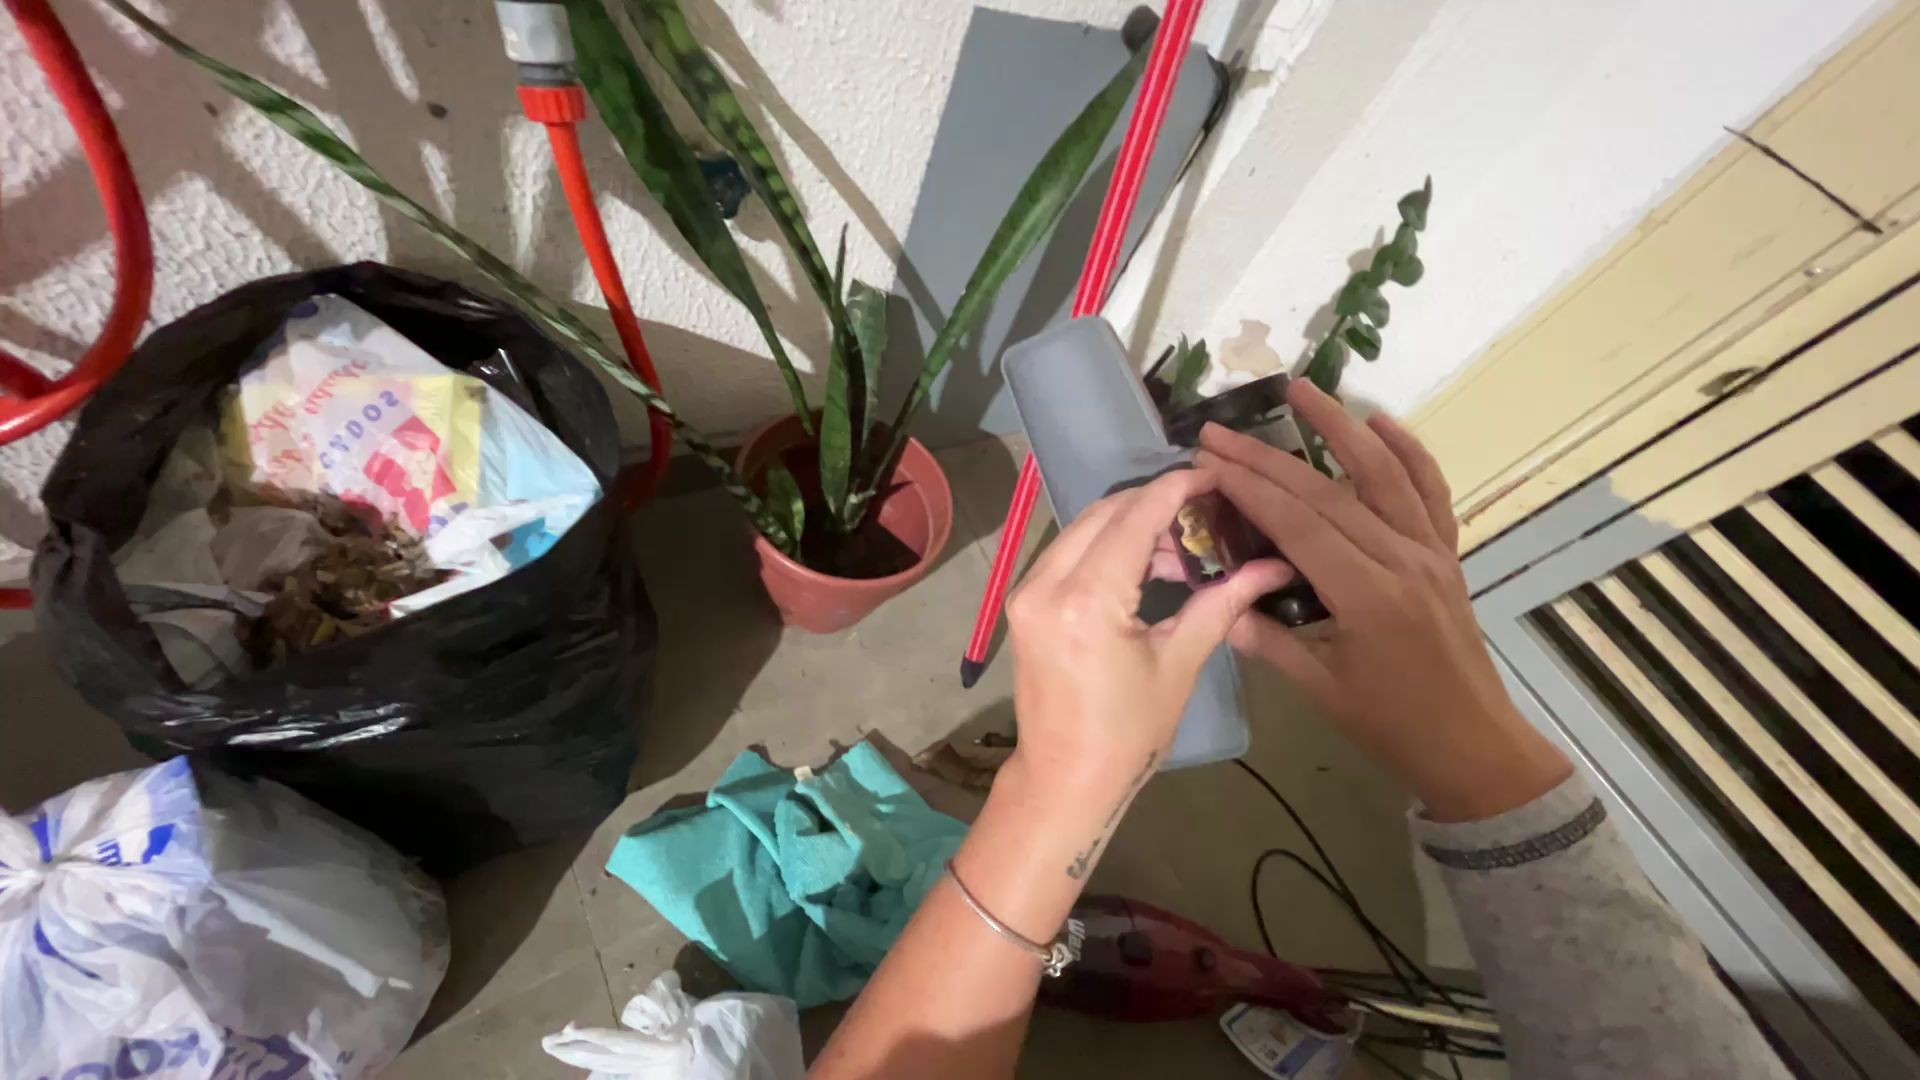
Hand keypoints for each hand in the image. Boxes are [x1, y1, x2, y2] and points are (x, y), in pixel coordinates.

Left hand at [1006, 468, 1292, 791]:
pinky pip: (1067, 553)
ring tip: (1178, 550)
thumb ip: (1220, 603)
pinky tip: (1141, 566)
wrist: (1064, 776)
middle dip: (1154, 503)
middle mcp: (1046, 584)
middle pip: (1103, 514)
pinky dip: (1103, 547)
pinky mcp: (1023, 602)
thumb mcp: (1178, 665)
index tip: (1212, 476)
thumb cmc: (1127, 733)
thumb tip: (1273, 567)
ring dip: (1128, 525)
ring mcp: (1026, 592)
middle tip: (1202, 514)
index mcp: (1087, 601)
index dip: (1175, 489)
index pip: (1134, 519)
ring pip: (1081, 530)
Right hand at [1195, 381, 1570, 821]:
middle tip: (1221, 431)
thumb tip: (1217, 601)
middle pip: (1327, 493)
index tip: (1209, 461)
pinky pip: (1431, 492)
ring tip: (1303, 390)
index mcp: (1367, 596)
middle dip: (1267, 458)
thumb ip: (1265, 640)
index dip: (1250, 489)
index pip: (1299, 526)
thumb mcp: (1318, 687)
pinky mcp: (1447, 554)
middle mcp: (1402, 561)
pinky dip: (1410, 452)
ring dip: (1340, 427)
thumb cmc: (1390, 723)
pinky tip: (1382, 422)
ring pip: (1382, 475)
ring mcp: (1431, 552)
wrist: (1473, 745)